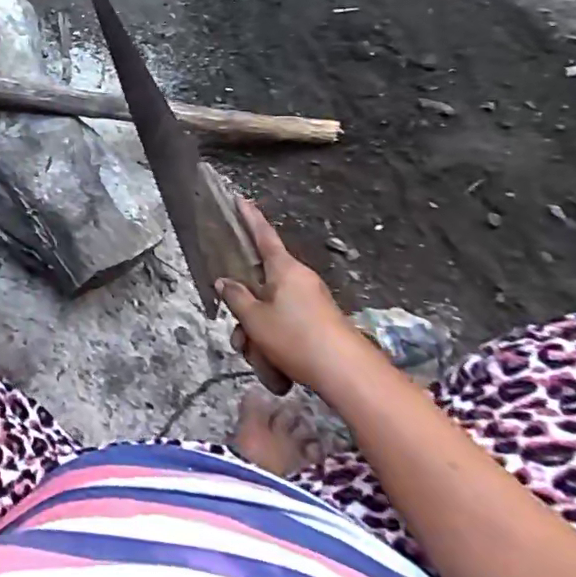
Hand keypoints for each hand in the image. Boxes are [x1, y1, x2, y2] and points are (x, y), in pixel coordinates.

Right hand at [216, 198, 373, 391]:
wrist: (350, 377)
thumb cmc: (297, 337)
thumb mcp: (254, 318)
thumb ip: (234, 296)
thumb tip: (225, 282)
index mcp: (285, 269)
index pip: (263, 235)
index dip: (250, 218)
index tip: (241, 199)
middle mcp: (299, 282)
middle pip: (259, 289)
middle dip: (246, 315)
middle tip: (242, 338)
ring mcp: (311, 305)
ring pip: (270, 314)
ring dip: (259, 338)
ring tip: (262, 362)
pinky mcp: (319, 328)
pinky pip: (286, 331)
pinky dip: (276, 349)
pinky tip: (277, 372)